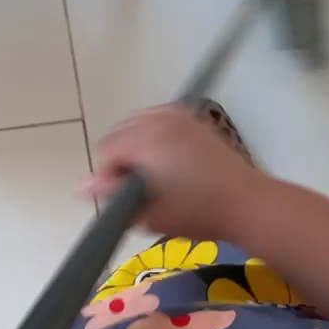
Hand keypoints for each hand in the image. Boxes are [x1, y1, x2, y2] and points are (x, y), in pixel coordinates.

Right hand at [81, 104, 274, 240]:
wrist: (247, 202)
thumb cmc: (198, 212)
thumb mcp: (150, 213)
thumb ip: (112, 196)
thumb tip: (81, 186)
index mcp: (146, 139)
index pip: (107, 150)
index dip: (108, 177)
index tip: (124, 198)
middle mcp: (160, 119)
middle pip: (121, 133)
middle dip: (122, 158)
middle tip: (138, 189)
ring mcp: (180, 115)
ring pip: (139, 123)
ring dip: (138, 145)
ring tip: (154, 175)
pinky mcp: (195, 119)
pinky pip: (161, 119)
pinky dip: (156, 135)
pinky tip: (168, 159)